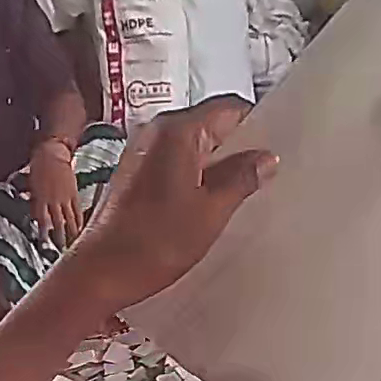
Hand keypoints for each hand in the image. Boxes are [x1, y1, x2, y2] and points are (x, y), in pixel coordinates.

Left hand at [28, 139, 82, 245]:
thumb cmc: (38, 165)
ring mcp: (65, 199)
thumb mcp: (30, 182)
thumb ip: (32, 198)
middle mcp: (53, 201)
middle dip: (60, 238)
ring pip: (70, 220)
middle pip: (58, 224)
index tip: (44, 245)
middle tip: (62, 252)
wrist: (53, 152)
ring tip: (74, 245)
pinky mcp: (74, 195)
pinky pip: (78, 212)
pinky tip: (82, 231)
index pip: (42, 220)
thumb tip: (31, 210)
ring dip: (71, 234)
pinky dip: (80, 222)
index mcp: (40, 198)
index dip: (43, 233)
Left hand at [63, 97, 277, 314]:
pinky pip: (176, 166)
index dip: (257, 126)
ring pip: (193, 149)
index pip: (230, 109)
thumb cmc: (158, 242)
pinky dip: (196, 180)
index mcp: (179, 131)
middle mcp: (157, 131)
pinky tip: (209, 206)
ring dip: (218, 168)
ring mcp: (143, 153)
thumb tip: (266, 157)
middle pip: (210, 127)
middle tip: (265, 178)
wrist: (103, 272)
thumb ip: (241, 178)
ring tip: (241, 196)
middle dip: (239, 149)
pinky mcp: (136, 176)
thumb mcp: (211, 211)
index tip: (277, 150)